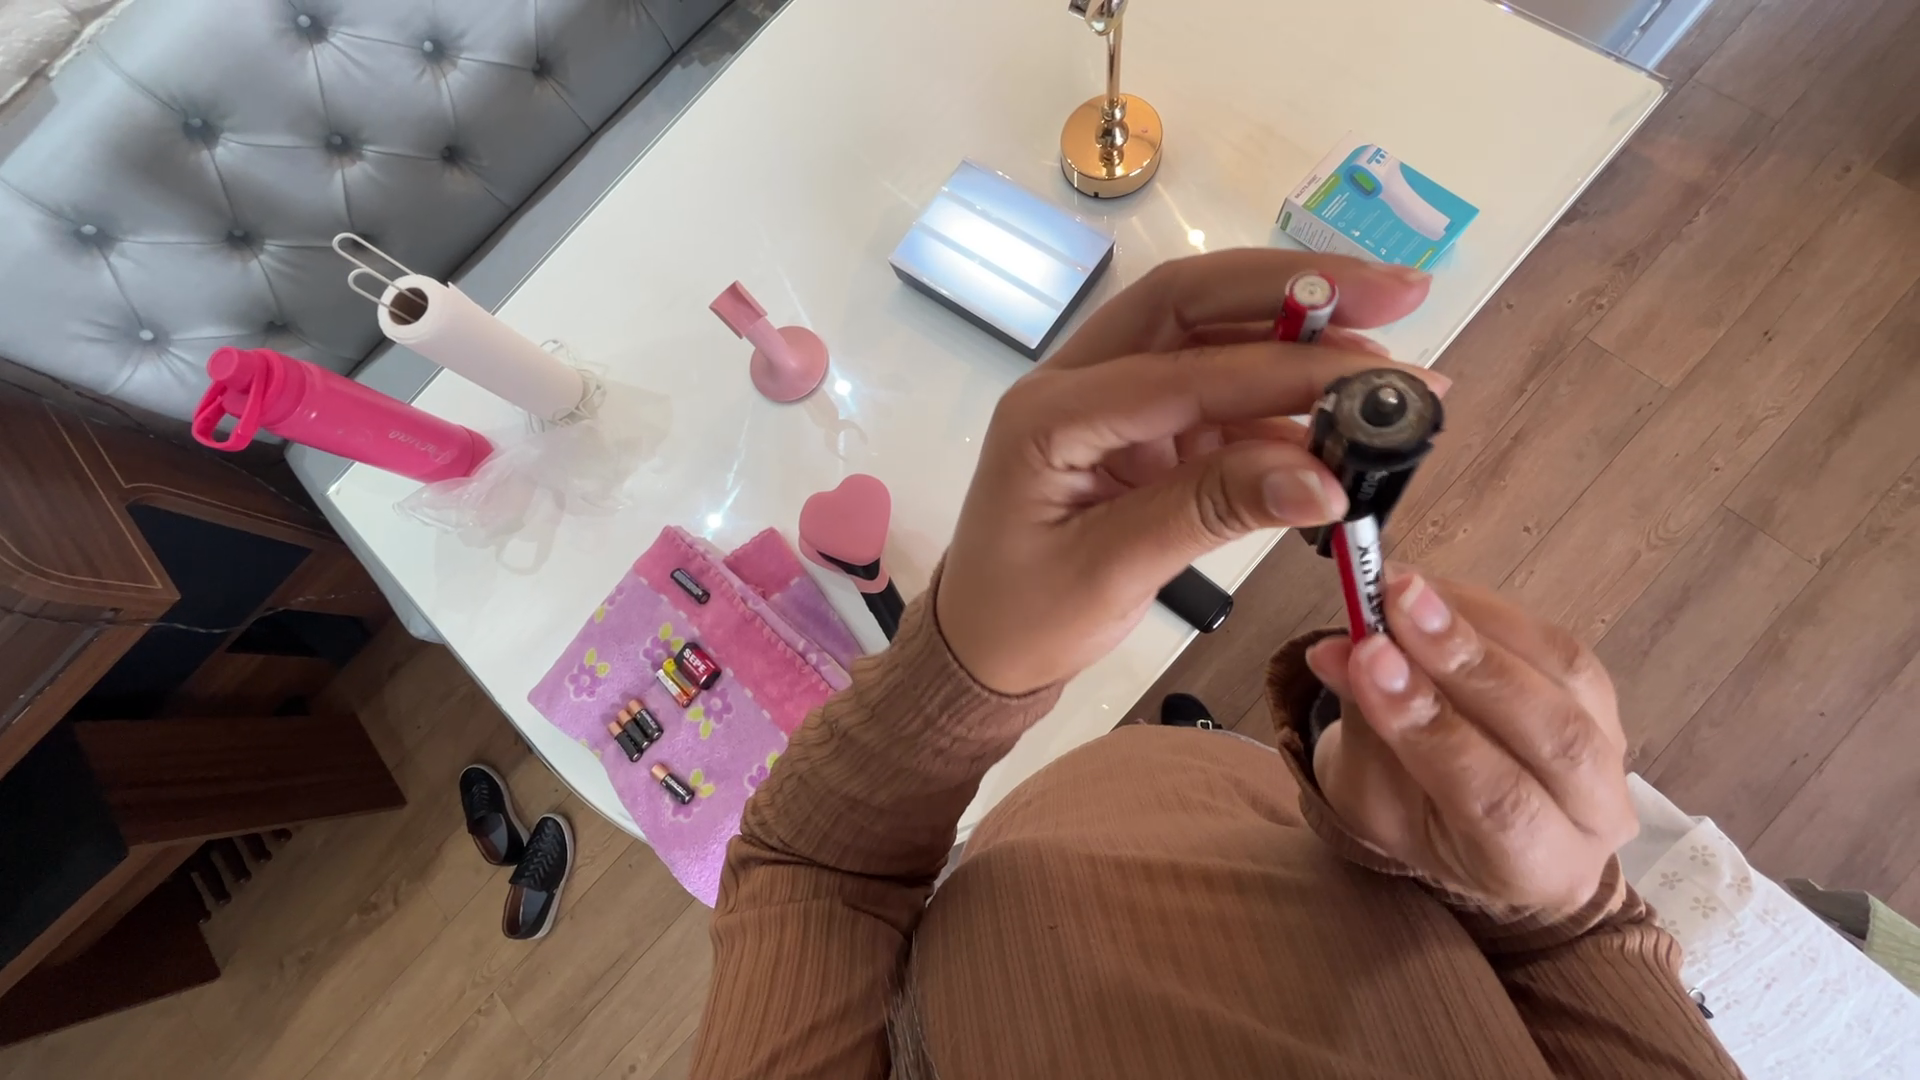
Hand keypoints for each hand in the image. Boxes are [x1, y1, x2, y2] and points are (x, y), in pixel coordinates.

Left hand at [936, 249, 1439, 694]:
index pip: (1179, 369)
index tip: (1380, 378)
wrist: (985, 642)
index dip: (1282, 370)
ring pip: (1205, 339)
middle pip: (1187, 305)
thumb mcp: (1110, 570)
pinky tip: (1331, 423)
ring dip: (1293, 341)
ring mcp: (1107, 403)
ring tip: (1385, 364)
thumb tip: (1327, 480)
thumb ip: (1208, 512)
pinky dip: (1273, 406)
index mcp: (1049, 414)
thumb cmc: (1025, 616)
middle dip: (1294, 290)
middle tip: (1400, 294)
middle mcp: (1075, 385)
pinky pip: (1211, 399)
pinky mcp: (1135, 431)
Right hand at [1305, 571, 1636, 911]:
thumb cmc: (1407, 811)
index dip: (1431, 725)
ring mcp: (1610, 748)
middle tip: (1395, 600)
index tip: (1369, 658)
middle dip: (1466, 659)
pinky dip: (1485, 607)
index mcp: (1530, 867)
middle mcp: (1593, 814)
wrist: (1451, 809)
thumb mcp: (1366, 789)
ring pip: (1565, 677)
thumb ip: (1364, 720)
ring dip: (1476, 621)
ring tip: (1401, 584)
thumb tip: (1334, 650)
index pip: (1496, 800)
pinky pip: (1554, 642)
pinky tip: (1427, 587)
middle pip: (1554, 735)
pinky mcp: (1596, 693)